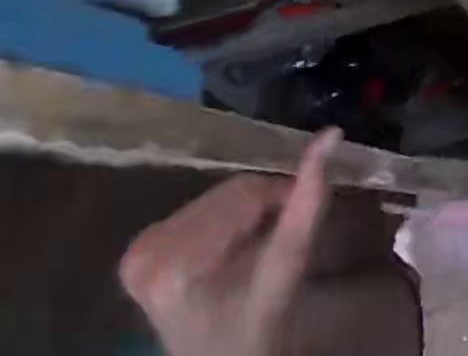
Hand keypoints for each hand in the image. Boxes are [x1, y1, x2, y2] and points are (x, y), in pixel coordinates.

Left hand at [120, 128, 341, 355]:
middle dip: (262, 207)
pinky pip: (197, 208)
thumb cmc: (257, 332)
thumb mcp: (286, 274)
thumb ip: (307, 206)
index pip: (247, 192)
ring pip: (217, 195)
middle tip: (279, 236)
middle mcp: (148, 252)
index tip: (299, 216)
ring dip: (245, 212)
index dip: (282, 197)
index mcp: (177, 264)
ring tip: (256, 246)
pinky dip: (223, 220)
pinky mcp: (137, 253)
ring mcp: (139, 253)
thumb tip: (329, 134)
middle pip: (230, 192)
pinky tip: (230, 248)